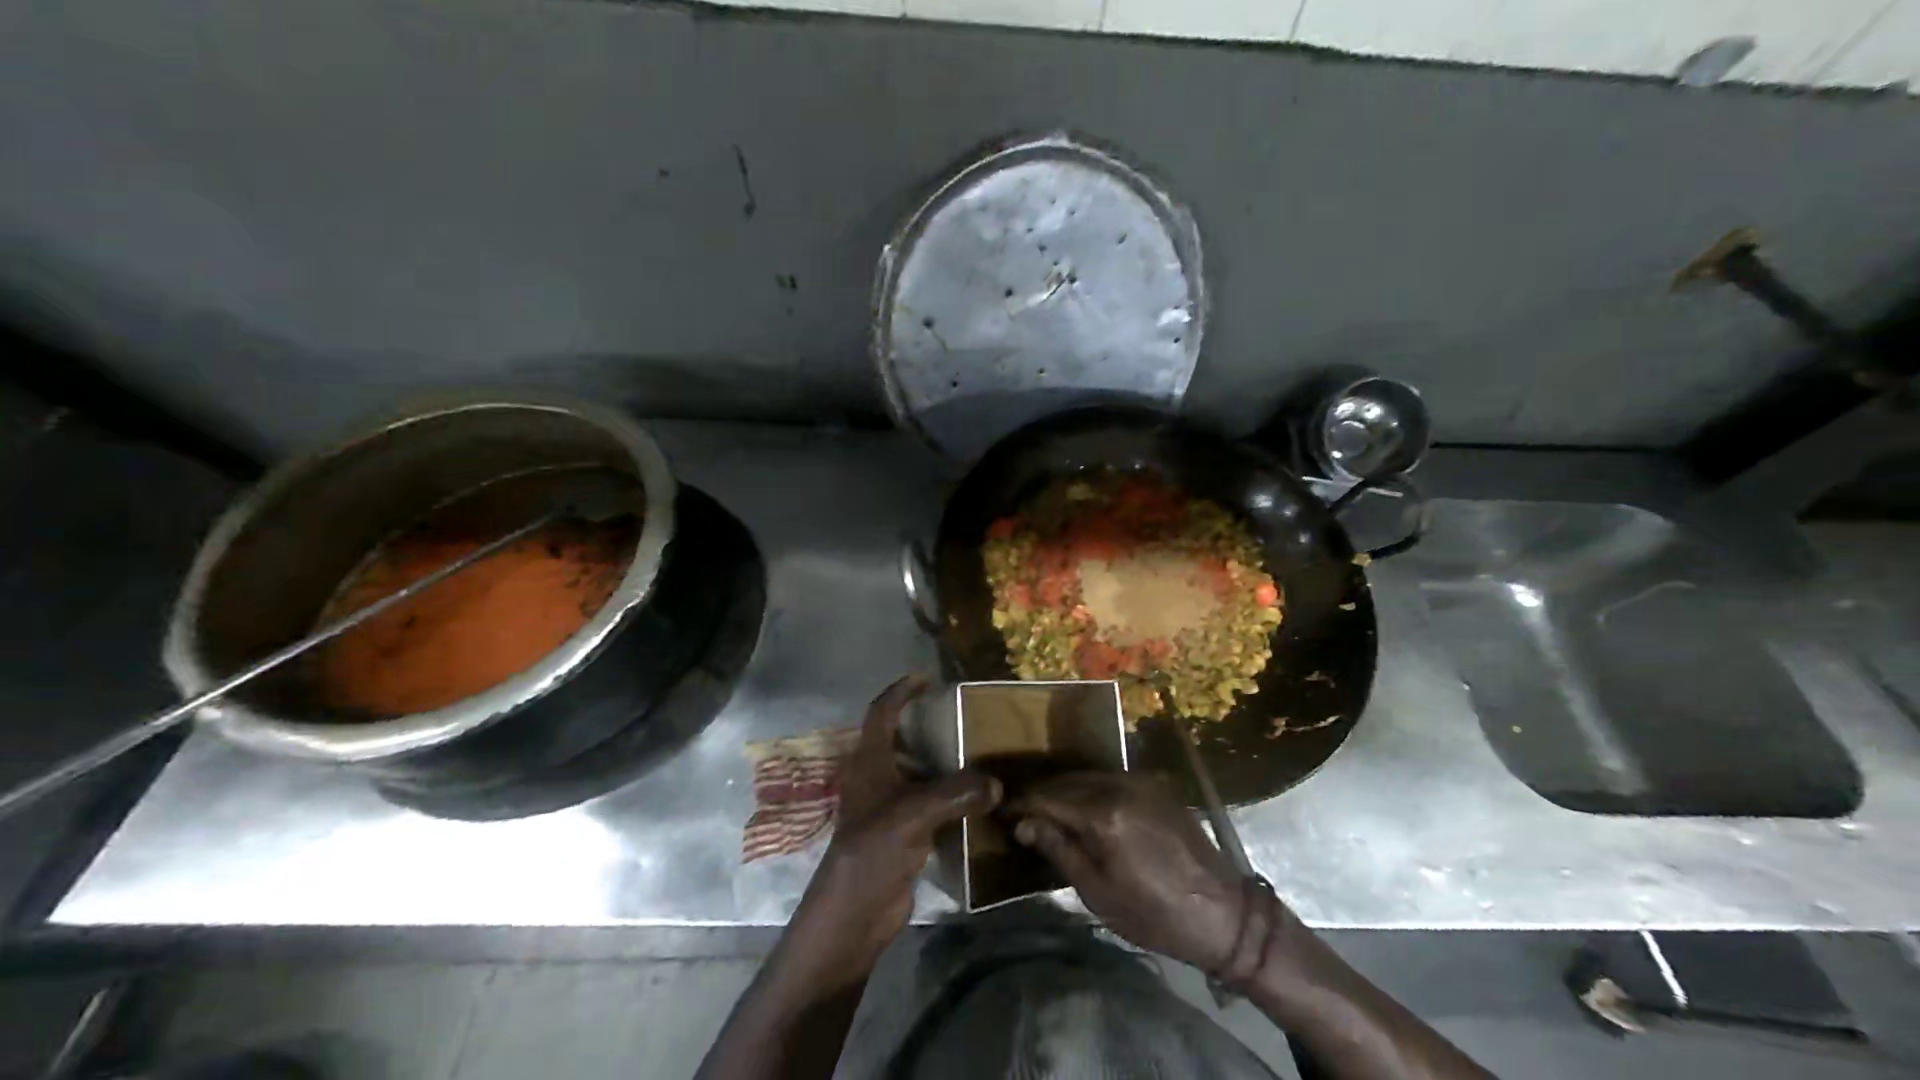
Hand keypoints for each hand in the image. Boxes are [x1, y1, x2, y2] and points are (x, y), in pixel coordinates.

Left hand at [786, 676, 1000, 981]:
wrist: (854, 915)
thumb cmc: (872, 853)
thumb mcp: (913, 816)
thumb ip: (955, 794)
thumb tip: (996, 783)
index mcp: (869, 763)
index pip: (881, 713)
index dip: (900, 692)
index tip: (925, 677)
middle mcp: (877, 779)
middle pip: (901, 741)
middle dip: (928, 726)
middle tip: (964, 717)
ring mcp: (889, 809)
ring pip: (918, 774)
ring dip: (943, 764)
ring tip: (979, 754)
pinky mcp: (903, 835)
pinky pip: (930, 805)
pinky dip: (950, 798)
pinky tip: (978, 800)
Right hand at [1010, 772, 1251, 972]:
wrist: (1223, 914)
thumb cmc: (1153, 914)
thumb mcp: (1097, 892)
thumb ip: (1058, 849)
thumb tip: (1022, 823)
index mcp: (1103, 814)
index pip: (1046, 797)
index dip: (1020, 804)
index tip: (1001, 813)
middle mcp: (1119, 785)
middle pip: (1065, 781)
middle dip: (1040, 794)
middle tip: (1021, 814)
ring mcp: (1141, 782)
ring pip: (1087, 776)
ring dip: (1064, 790)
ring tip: (1047, 811)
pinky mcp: (1156, 786)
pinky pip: (1110, 779)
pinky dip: (1089, 789)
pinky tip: (1083, 808)